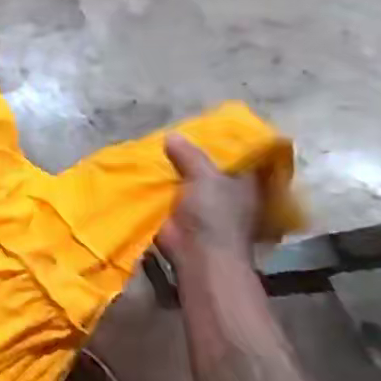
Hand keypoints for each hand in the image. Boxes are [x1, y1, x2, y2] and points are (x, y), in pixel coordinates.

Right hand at [157, 133, 260, 266]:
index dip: (218, 141)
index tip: (198, 127)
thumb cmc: (214, 215)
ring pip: (182, 178)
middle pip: (204, 165)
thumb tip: (171, 135)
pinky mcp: (177, 214)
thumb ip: (189, 154)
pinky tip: (139, 169)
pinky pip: (164, 192)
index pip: (233, 156)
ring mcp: (200, 204)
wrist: (197, 254)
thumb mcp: (206, 177)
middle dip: (186, 152)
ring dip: (167, 168)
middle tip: (166, 133)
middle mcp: (224, 191)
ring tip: (148, 147)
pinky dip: (154, 184)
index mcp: (242, 182)